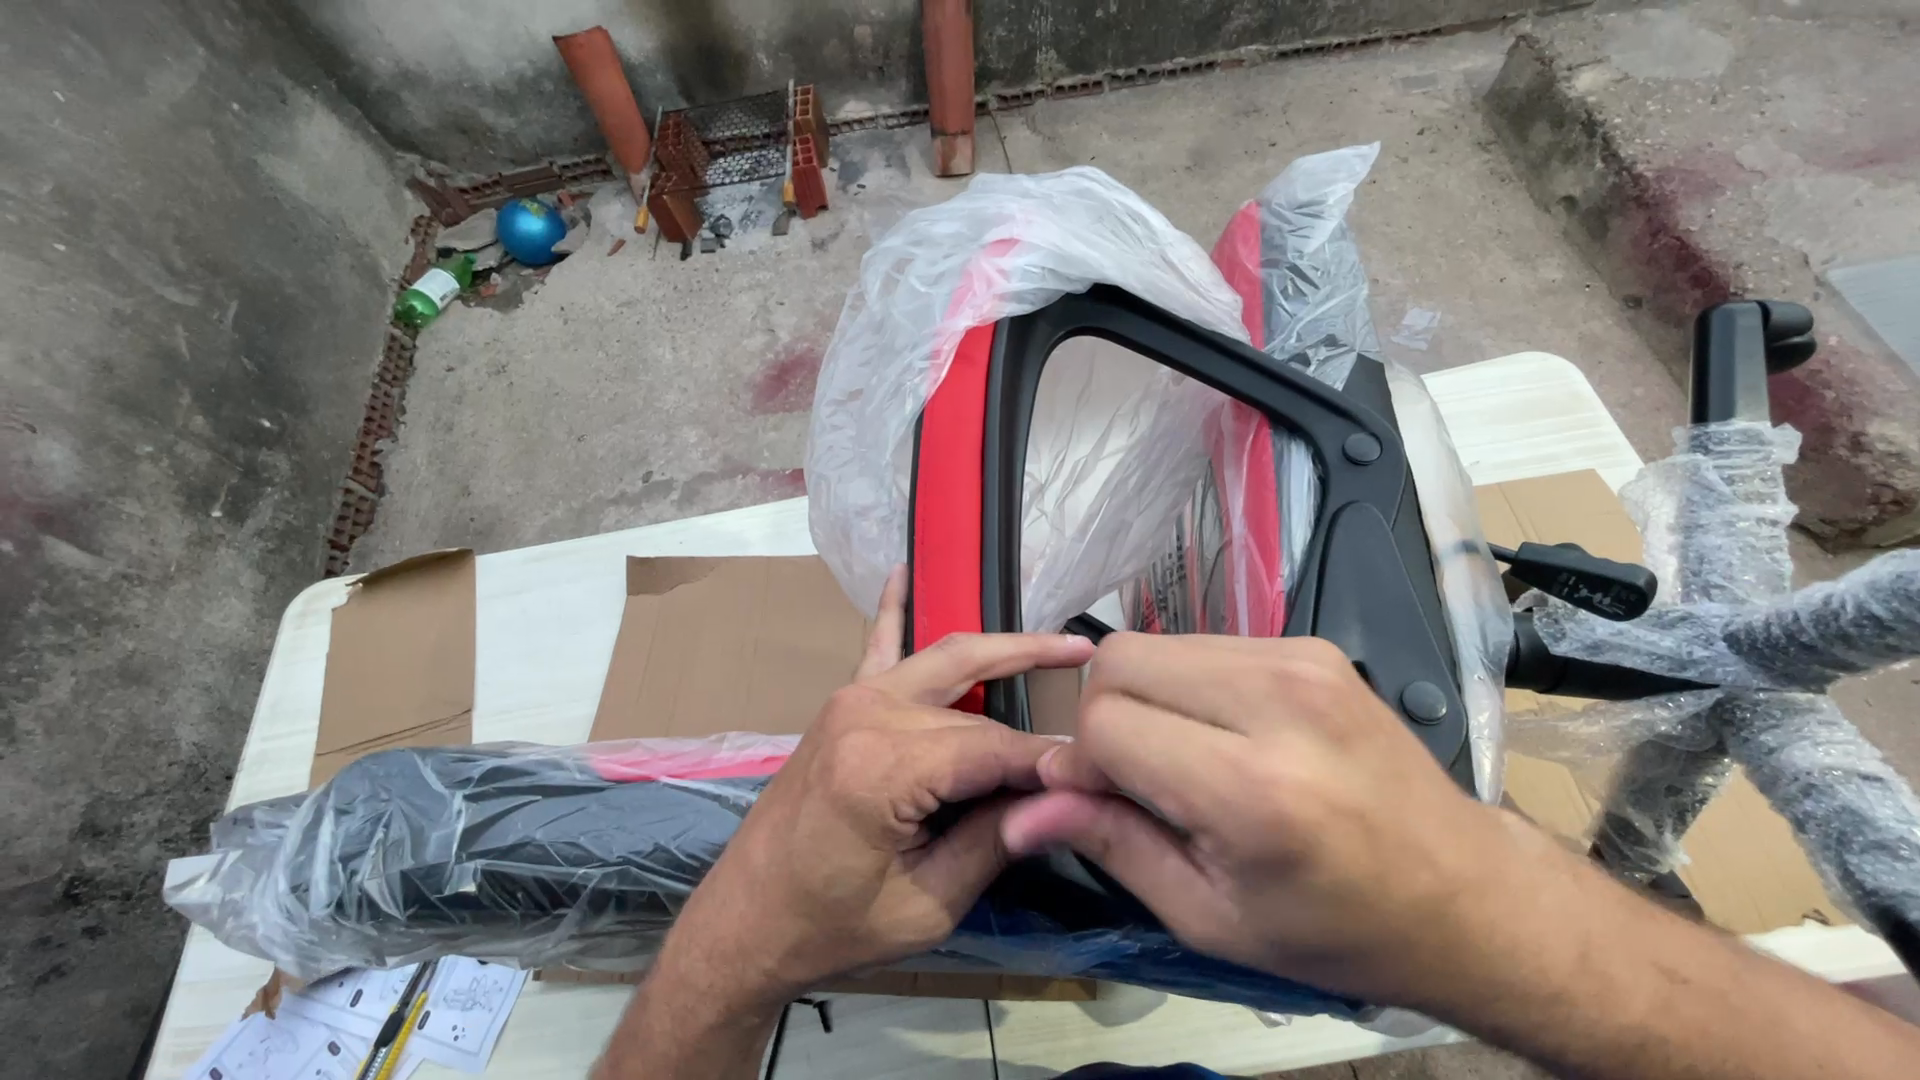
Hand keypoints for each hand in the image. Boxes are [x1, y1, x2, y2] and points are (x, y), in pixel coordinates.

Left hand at [656, 567, 1094, 1010]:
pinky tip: (904, 572)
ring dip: (1001, 648)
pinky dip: (896, 608)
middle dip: (1034, 699)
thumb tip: (1055, 796)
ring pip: (944, 658)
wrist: (748, 918)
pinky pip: (877, 644)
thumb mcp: (926, 905)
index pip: (993, 747)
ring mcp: (851, 699)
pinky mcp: (841, 703)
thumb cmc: (832, 924)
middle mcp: (868, 714)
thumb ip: (992, 841)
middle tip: (1095, 695)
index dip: (1048, 762)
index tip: (1098, 770)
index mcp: (885, 769)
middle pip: (976, 698)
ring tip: (1062, 643)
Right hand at [1000, 632, 1520, 1005]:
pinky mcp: (1309, 644)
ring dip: (1144, 696)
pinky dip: (1184, 683)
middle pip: (1117, 660)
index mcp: (1251, 788)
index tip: (1103, 800)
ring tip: (1184, 755)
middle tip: (1138, 775)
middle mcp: (1276, 702)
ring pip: (1152, 643)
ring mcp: (1298, 659)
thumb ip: (1109, 844)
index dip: (1084, 763)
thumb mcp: (1210, 916)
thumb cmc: (1334, 926)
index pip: (1104, 723)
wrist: (1463, 892)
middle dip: (1103, 715)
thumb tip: (1023, 809)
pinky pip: (1199, 642)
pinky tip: (1221, 730)